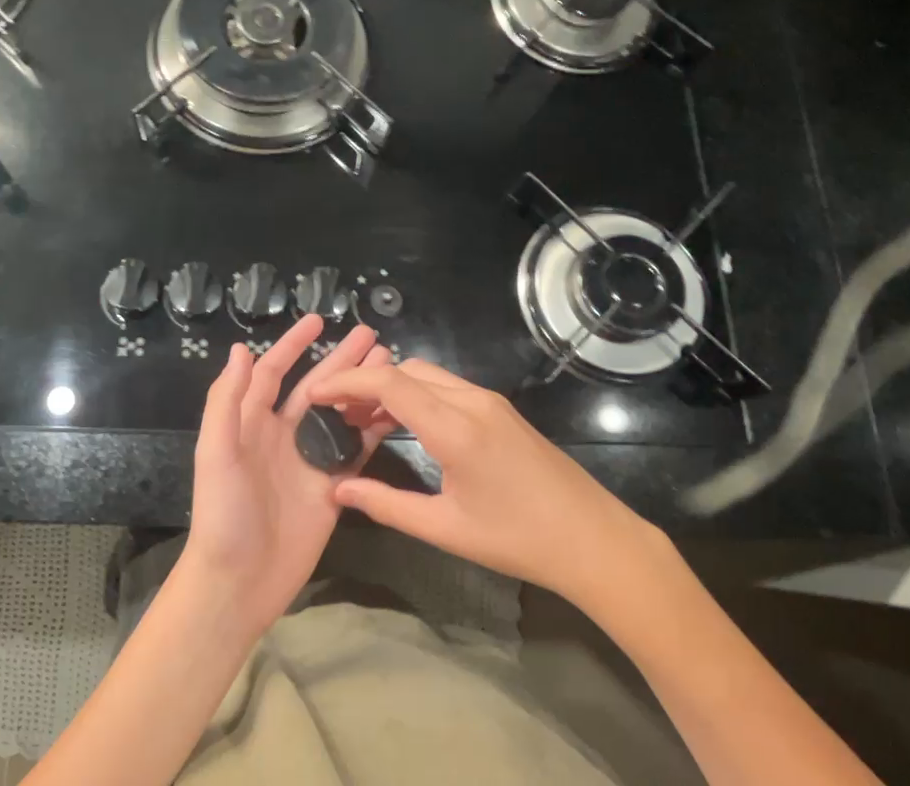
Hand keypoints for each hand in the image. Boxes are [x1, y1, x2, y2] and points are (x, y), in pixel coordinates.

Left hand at [179, 315, 393, 633]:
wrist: (239, 582)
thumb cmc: (222, 514)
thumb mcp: (215, 453)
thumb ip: (227, 401)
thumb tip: (240, 348)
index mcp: (250, 424)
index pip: (272, 373)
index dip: (292, 346)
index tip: (318, 320)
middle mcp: (281, 437)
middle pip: (314, 388)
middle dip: (339, 360)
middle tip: (371, 335)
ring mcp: (308, 464)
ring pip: (339, 416)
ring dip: (361, 390)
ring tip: (391, 365)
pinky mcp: (331, 490)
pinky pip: (354, 453)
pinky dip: (372, 431)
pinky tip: (396, 411)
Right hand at [306, 360, 676, 616]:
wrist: (594, 540)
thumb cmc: (518, 539)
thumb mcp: (445, 529)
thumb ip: (386, 504)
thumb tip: (337, 490)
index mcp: (456, 428)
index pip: (390, 382)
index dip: (347, 382)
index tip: (315, 394)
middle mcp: (473, 402)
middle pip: (406, 369)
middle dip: (364, 382)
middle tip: (332, 410)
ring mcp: (491, 403)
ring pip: (428, 375)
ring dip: (391, 387)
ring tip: (359, 418)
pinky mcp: (502, 411)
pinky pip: (448, 388)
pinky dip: (416, 395)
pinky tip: (402, 424)